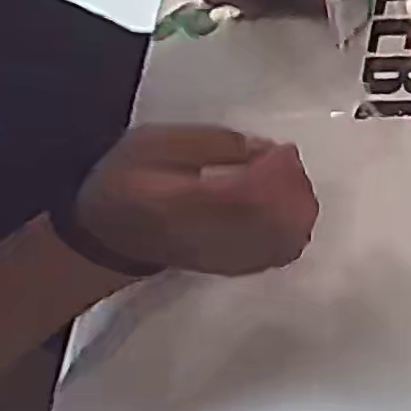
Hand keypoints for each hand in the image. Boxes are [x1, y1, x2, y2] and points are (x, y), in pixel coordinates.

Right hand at [73, 124, 318, 274]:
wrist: (112, 235)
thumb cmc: (129, 179)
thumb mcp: (156, 142)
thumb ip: (214, 143)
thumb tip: (266, 149)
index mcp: (176, 204)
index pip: (243, 195)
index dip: (274, 172)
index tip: (282, 150)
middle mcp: (208, 238)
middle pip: (275, 218)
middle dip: (292, 185)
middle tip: (285, 161)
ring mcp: (228, 259)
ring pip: (288, 236)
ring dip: (298, 203)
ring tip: (285, 179)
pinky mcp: (241, 268)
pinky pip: (286, 250)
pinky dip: (297, 224)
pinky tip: (287, 204)